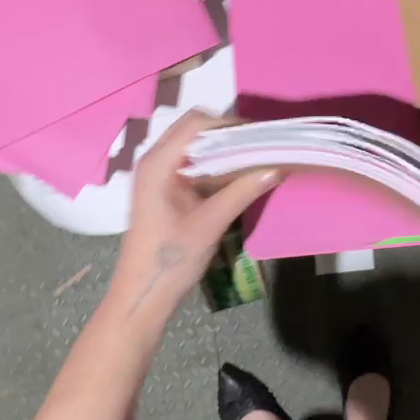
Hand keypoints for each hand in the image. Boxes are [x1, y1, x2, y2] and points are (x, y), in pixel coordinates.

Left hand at [106, 111, 281, 323]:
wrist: (142, 295)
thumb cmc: (170, 260)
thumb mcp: (210, 224)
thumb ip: (242, 191)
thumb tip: (278, 167)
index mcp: (158, 163)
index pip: (196, 123)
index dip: (229, 124)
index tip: (261, 136)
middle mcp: (155, 160)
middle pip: (195, 129)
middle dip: (229, 134)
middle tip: (263, 146)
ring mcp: (159, 174)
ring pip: (195, 146)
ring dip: (225, 149)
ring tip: (257, 159)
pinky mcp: (166, 189)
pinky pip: (194, 164)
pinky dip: (217, 165)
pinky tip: (240, 177)